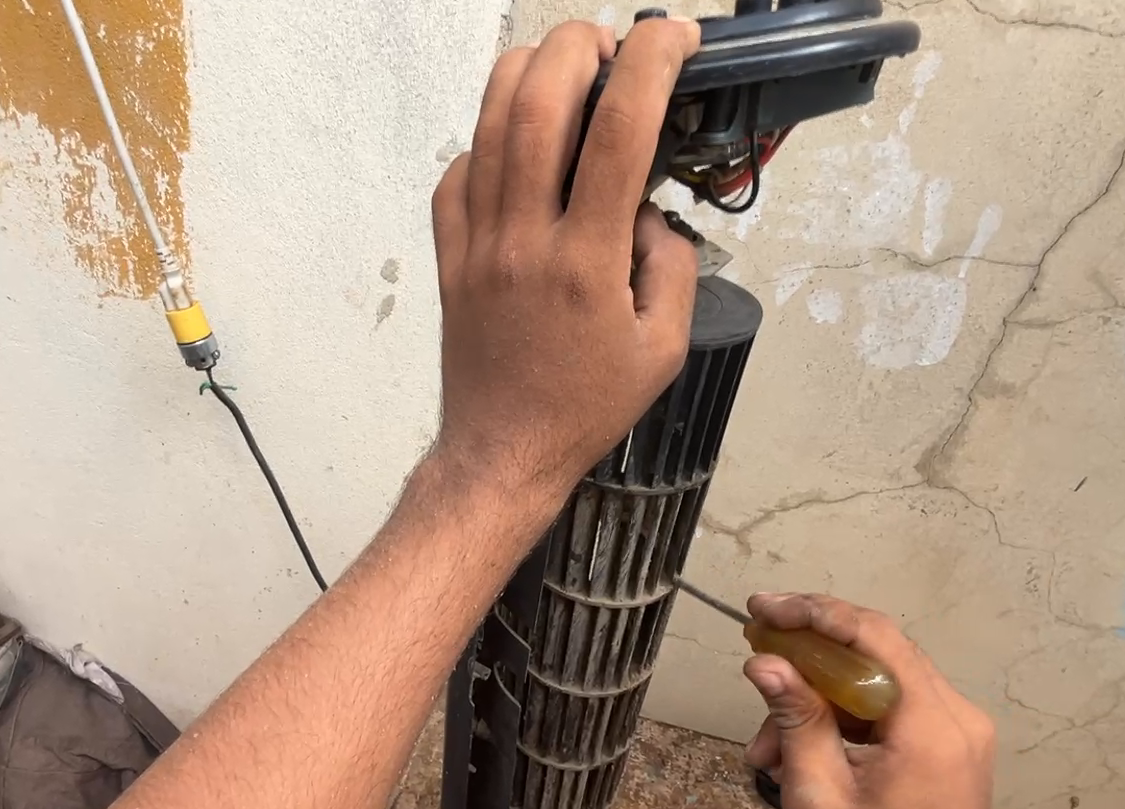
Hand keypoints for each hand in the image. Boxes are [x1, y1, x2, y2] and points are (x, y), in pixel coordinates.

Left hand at [429, 18, 700, 499]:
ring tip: (562, 71)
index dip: (654, 61)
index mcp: (587, 263)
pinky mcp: (449, 262)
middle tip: (611, 46)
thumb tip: (650, 213)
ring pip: (488, 125)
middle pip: (538, 101)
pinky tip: (512, 151)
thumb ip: (674, 267)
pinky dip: (484, 143)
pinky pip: (454, 177)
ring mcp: (477, 248)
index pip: (621, 130)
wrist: (504, 450)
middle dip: (578, 45)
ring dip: (526, 73)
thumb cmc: (584, 408)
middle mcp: (524, 241)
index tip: (676, 39)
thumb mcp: (663, 350)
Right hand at [742, 593, 996, 808]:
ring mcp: (956, 724)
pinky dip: (839, 714)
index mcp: (929, 723)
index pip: (872, 635)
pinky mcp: (948, 737)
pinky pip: (885, 701)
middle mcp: (955, 711)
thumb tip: (761, 662)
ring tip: (765, 746)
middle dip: (809, 643)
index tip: (762, 608)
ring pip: (873, 676)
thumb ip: (794, 719)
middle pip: (875, 645)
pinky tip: (798, 749)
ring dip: (815, 694)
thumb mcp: (818, 792)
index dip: (813, 612)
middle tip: (756, 642)